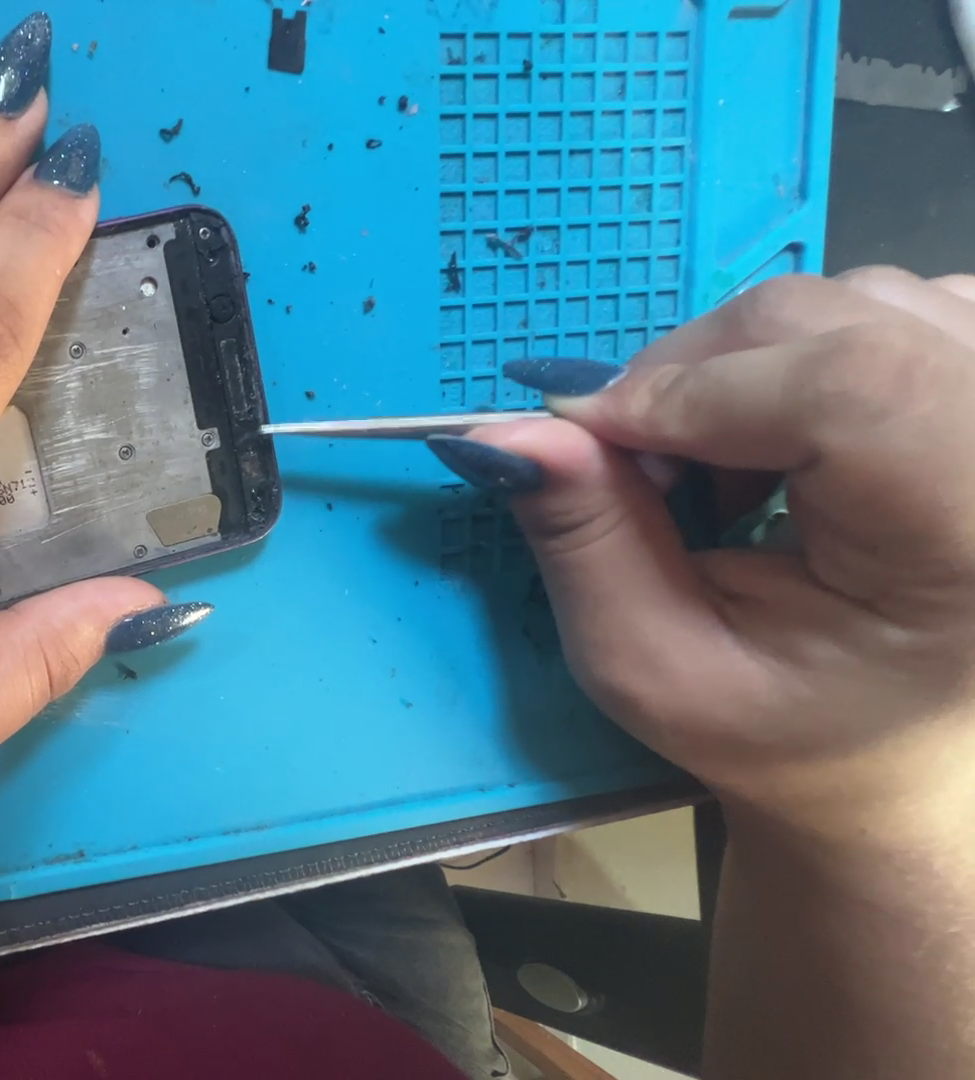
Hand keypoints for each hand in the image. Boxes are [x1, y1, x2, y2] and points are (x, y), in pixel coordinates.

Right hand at [463, 270, 974, 839]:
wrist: (910, 750)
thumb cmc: (778, 729)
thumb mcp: (642, 658)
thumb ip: (580, 537)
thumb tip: (503, 432)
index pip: (849, 386)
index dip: (678, 392)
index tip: (575, 442)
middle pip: (830, 319)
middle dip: (682, 378)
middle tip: (637, 470)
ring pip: (847, 300)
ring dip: (731, 370)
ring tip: (715, 464)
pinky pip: (883, 308)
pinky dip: (787, 358)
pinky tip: (777, 436)